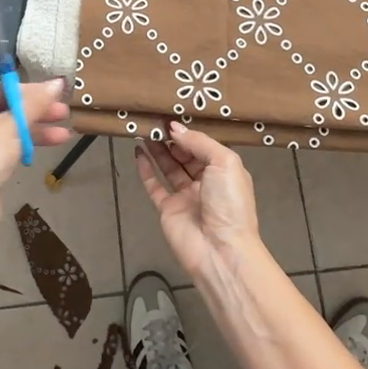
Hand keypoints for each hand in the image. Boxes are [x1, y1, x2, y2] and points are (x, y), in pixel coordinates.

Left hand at [0, 78, 70, 240]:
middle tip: (64, 112)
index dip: (32, 90)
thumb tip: (58, 81)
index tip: (57, 93)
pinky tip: (51, 143)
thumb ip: (36, 103)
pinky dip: (27, 141)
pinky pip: (7, 141)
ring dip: (37, 128)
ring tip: (65, 132)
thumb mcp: (13, 126)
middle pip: (8, 106)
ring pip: (10, 125)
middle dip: (38, 111)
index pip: (3, 87)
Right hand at [135, 121, 260, 281]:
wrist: (220, 250)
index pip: (204, 146)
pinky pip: (154, 186)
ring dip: (157, 150)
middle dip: (172, 139)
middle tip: (154, 121)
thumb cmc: (229, 202)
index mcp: (224, 171)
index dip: (189, 133)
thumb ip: (199, 142)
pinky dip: (146, 170)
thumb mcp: (224, 162)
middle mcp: (205, 182)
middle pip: (185, 155)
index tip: (171, 118)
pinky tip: (138, 153)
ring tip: (144, 131)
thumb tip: (175, 128)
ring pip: (169, 168)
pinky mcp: (167, 209)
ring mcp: (185, 196)